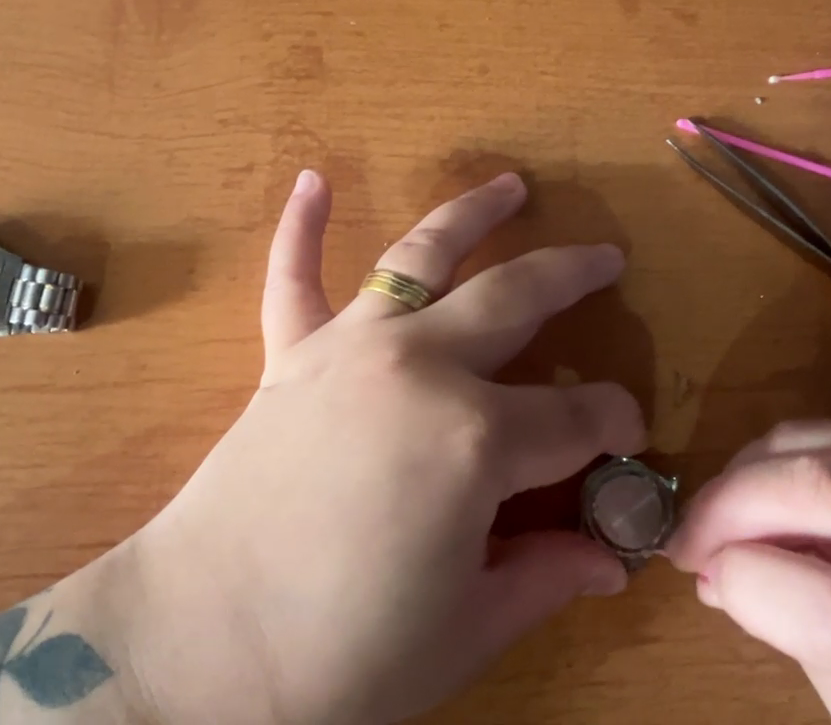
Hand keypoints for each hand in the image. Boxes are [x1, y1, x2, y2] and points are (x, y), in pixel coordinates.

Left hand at [90, 171, 645, 724]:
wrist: (203, 640)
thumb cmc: (345, 651)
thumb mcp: (467, 628)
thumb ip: (545, 577)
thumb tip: (609, 560)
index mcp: (478, 438)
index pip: (578, 417)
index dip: (615, 425)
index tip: (627, 436)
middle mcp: (421, 368)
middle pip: (516, 298)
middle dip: (572, 273)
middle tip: (607, 257)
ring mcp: (350, 350)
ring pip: (421, 258)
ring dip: (471, 213)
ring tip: (509, 185)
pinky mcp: (290, 356)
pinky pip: (294, 277)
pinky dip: (300, 226)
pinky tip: (314, 180)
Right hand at [665, 422, 830, 724]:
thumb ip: (819, 658)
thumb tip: (726, 578)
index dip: (753, 586)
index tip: (710, 587)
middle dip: (730, 507)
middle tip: (685, 545)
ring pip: (825, 441)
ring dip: (743, 475)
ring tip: (717, 525)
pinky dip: (776, 460)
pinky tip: (763, 499)